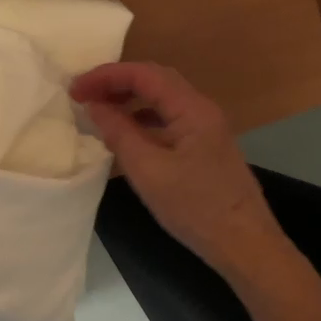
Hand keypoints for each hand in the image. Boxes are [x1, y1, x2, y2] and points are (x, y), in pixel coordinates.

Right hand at [70, 62, 289, 277]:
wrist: (246, 246)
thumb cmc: (195, 207)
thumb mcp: (147, 170)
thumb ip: (118, 132)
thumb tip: (94, 105)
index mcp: (192, 109)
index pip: (143, 74)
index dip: (105, 76)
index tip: (75, 91)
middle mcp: (202, 110)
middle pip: (154, 79)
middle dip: (115, 82)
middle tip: (83, 95)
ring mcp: (207, 128)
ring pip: (162, 98)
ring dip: (128, 98)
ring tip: (99, 111)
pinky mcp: (205, 146)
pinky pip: (169, 118)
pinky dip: (142, 117)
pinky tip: (126, 134)